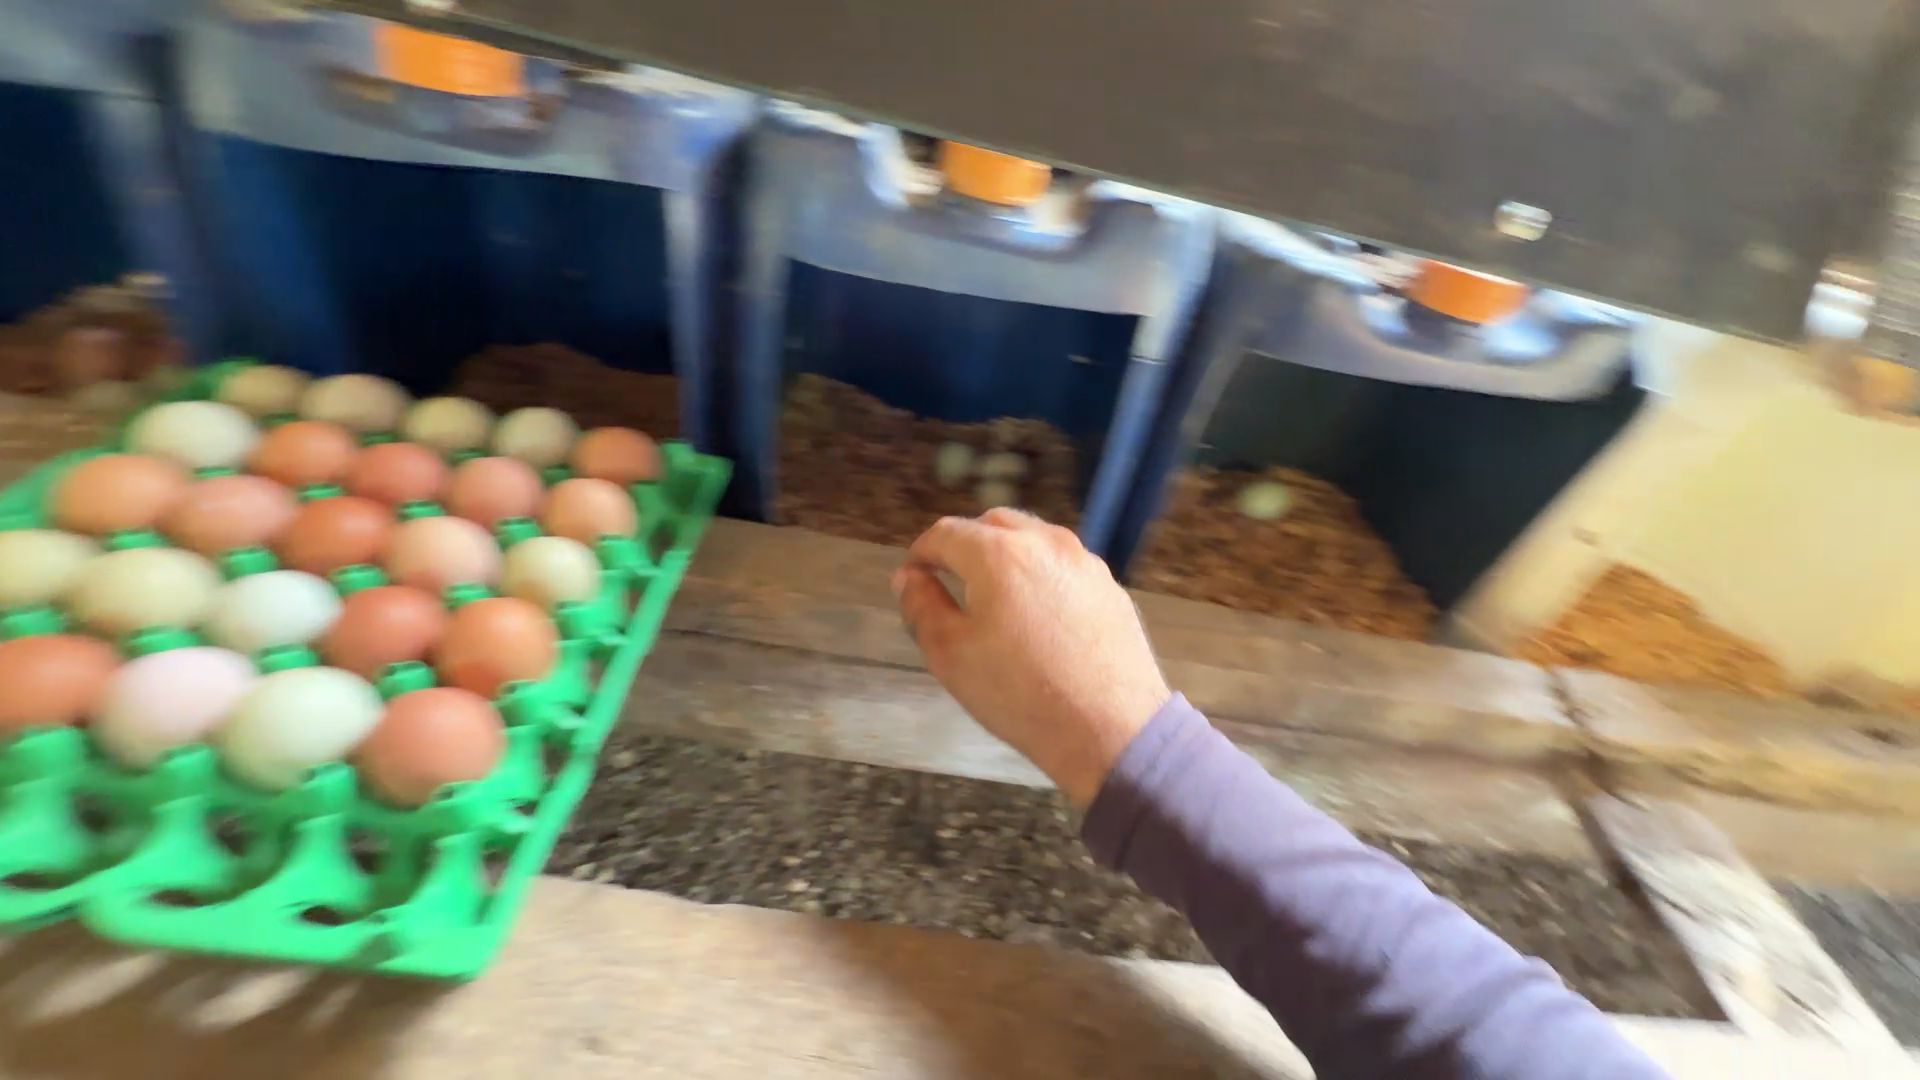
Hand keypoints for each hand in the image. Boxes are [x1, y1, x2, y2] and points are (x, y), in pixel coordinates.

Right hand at [892, 509, 1170, 806]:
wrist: (1111, 728)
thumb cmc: (1020, 694)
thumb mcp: (950, 655)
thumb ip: (921, 606)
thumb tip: (908, 577)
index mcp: (998, 553)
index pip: (946, 533)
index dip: (922, 552)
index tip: (913, 575)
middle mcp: (1044, 543)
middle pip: (991, 525)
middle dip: (964, 545)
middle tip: (949, 578)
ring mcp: (1084, 561)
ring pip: (1033, 539)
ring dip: (1004, 554)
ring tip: (993, 595)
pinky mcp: (1109, 586)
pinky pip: (1063, 565)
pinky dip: (1040, 574)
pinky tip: (1038, 614)